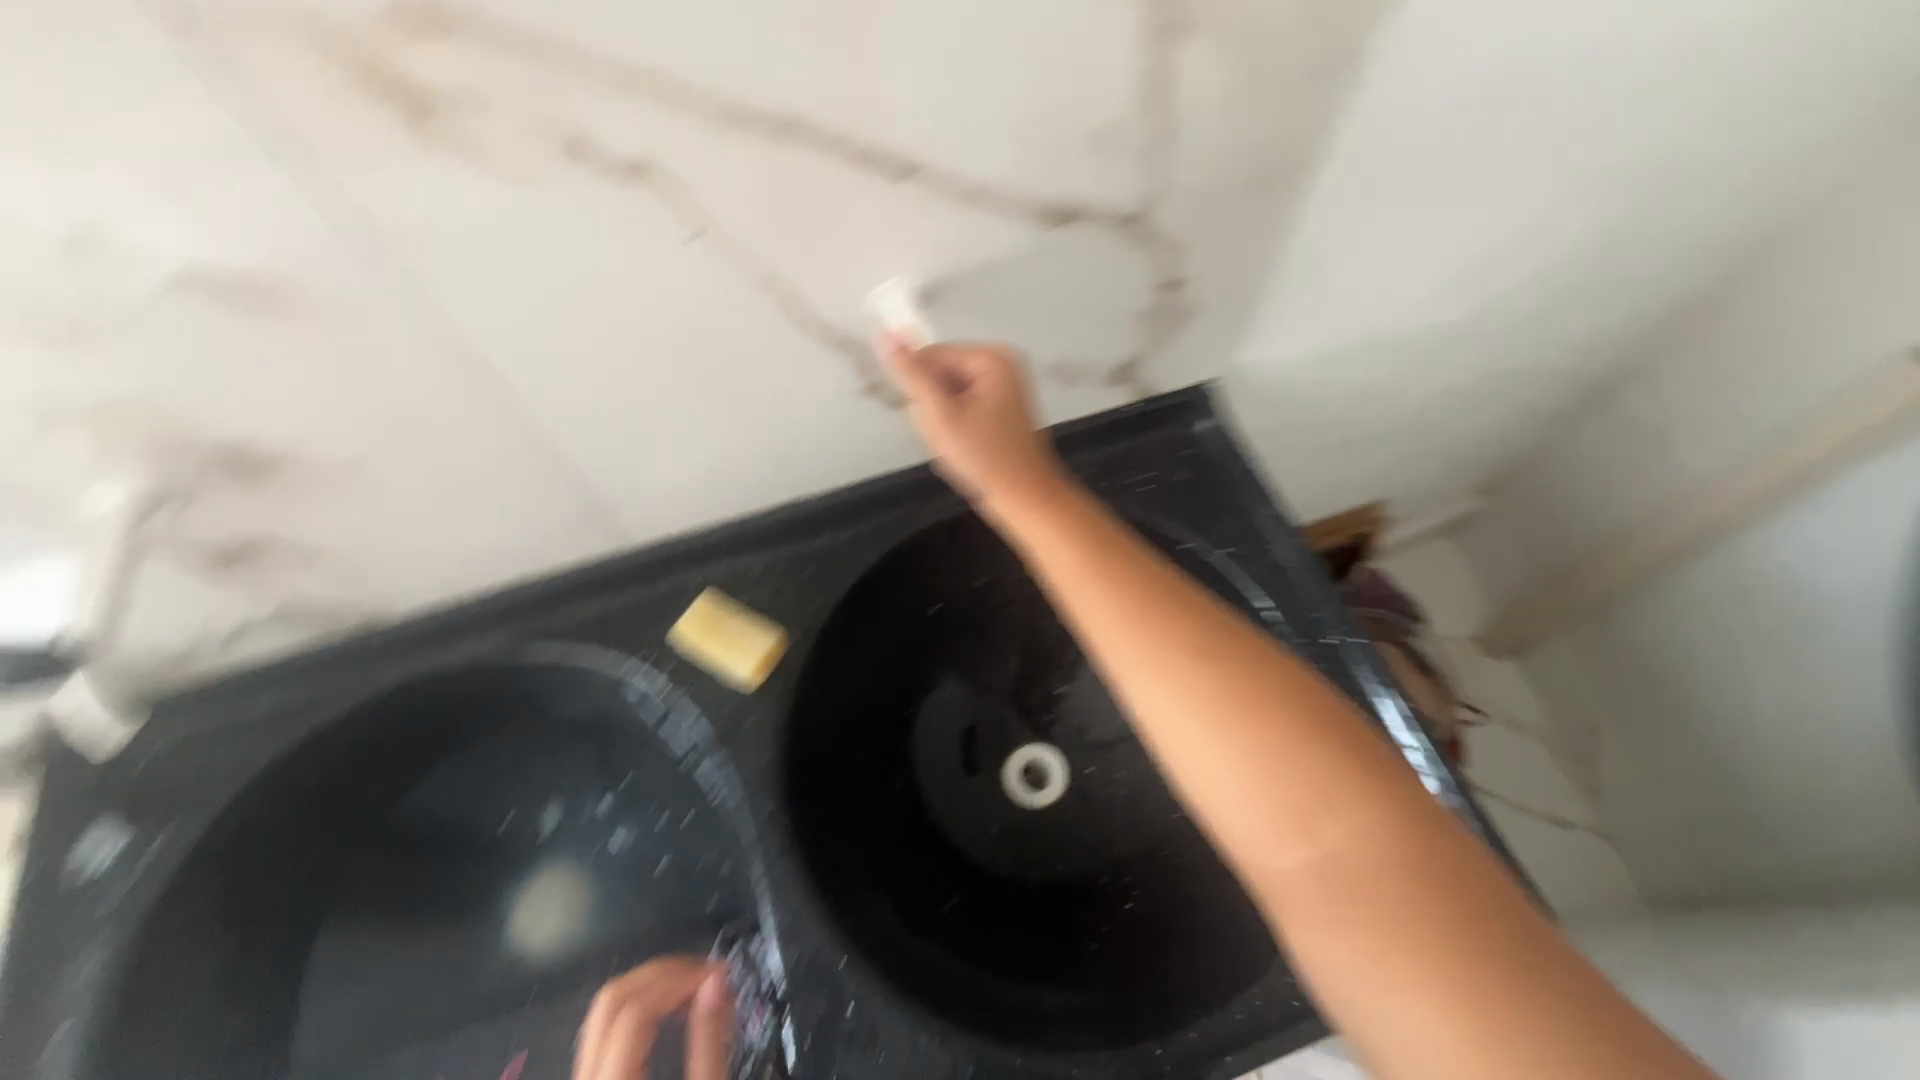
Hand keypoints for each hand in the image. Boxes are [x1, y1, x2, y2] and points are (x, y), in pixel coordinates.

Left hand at [575, 956, 732, 1079]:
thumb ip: (710, 1041)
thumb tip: (718, 978)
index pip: (637, 1012)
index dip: (679, 981)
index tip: (719, 973)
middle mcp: (586, 1074)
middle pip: (612, 1000)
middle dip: (663, 974)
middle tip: (707, 971)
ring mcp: (583, 1073)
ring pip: (605, 1007)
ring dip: (653, 984)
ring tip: (696, 985)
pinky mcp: (592, 1073)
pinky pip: (607, 1024)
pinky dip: (642, 1003)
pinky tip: (674, 1005)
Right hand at [879, 337, 1067, 511]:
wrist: (1025, 498)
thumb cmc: (984, 458)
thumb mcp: (941, 415)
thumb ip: (912, 375)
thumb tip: (884, 335)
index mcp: (991, 357)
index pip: (931, 356)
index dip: (922, 391)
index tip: (934, 421)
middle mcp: (1000, 363)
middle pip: (939, 375)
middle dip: (935, 408)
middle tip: (949, 438)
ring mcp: (1002, 386)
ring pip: (946, 395)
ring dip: (942, 422)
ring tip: (958, 446)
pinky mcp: (999, 407)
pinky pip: (960, 408)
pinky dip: (955, 429)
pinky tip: (965, 448)